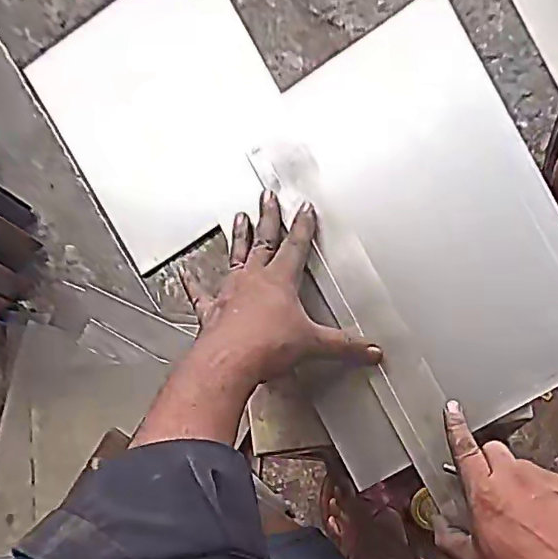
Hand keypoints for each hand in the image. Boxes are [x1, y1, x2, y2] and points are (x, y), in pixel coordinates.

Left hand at [182, 190, 381, 387]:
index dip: (302, 226)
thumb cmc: (265, 347)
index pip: (295, 246)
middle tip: (267, 197)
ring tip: (239, 219)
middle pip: (263, 240)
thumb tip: (370, 351)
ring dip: (239, 238)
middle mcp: (253, 279)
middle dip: (268, 217)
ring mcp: (229, 292)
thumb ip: (343, 347)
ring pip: (235, 257)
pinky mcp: (211, 311)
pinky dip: (194, 284)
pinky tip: (187, 274)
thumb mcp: (313, 345)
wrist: (229, 362)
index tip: (305, 209)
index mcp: (280, 281)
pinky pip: (201, 293)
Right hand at [429, 401, 557, 558]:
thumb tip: (439, 527)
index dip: (456, 428)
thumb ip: (449, 539)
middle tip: (486, 486)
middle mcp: (512, 477)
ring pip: (517, 464)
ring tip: (518, 510)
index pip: (465, 449)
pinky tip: (539, 515)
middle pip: (492, 449)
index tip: (452, 413)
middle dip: (485, 461)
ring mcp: (539, 477)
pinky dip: (536, 490)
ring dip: (512, 478)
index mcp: (484, 492)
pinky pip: (541, 477)